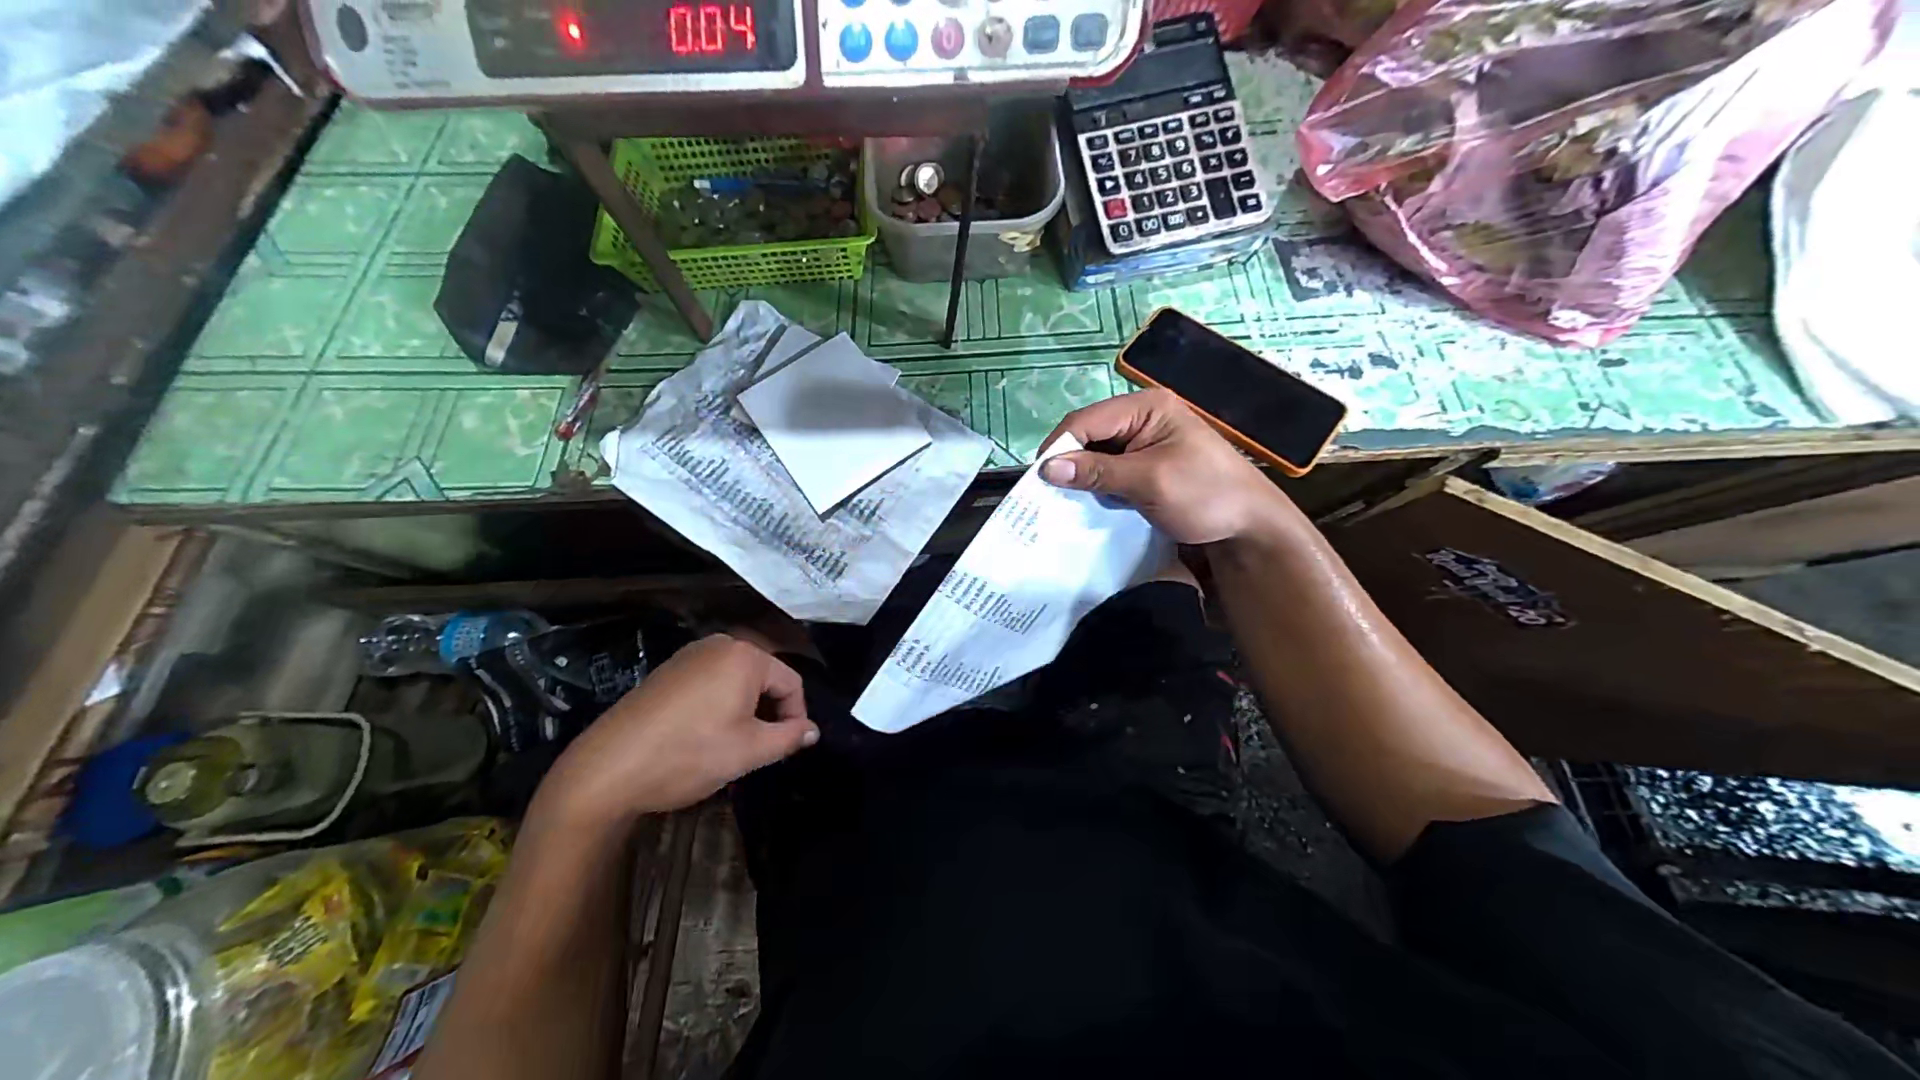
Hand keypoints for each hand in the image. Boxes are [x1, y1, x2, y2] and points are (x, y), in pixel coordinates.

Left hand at [541, 635, 817, 824]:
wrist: (608, 769)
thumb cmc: (689, 755)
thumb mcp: (749, 751)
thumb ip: (789, 738)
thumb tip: (812, 731)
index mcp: (744, 656)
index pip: (791, 682)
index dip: (797, 717)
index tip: (789, 748)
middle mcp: (718, 645)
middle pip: (764, 677)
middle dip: (769, 712)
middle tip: (761, 748)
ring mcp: (688, 655)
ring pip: (736, 681)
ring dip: (744, 710)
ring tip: (733, 745)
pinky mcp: (666, 672)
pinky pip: (710, 682)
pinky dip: (718, 705)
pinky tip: (703, 736)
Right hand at [1039, 389, 1300, 544]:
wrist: (1249, 527)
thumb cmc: (1205, 495)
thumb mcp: (1149, 482)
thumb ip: (1097, 472)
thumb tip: (1046, 468)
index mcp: (1146, 407)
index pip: (1087, 420)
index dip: (1059, 447)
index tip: (1038, 480)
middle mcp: (1142, 418)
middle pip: (1087, 435)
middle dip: (1068, 463)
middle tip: (1047, 494)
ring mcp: (1143, 442)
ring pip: (1094, 455)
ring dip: (1081, 478)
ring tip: (1064, 502)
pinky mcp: (1143, 466)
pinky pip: (1108, 471)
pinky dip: (1096, 487)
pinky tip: (1088, 503)